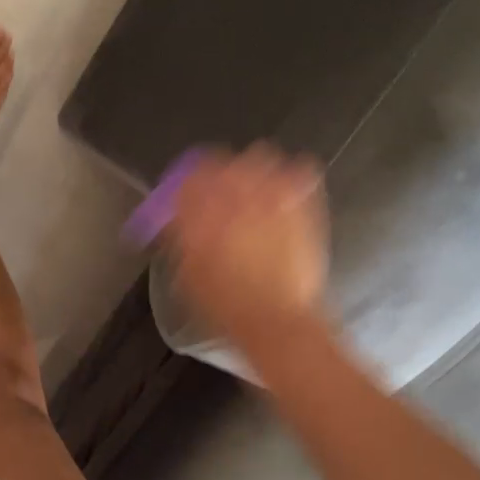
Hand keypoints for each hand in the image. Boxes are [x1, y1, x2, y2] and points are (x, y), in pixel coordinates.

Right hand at [170, 144, 330, 346]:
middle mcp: (237, 200)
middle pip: (223, 161)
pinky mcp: (305, 207)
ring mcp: (275, 200)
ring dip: (251, 168)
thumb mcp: (188, 276)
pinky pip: (300, 172)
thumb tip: (174, 218)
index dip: (185, 180)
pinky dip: (290, 175)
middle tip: (216, 187)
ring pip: (260, 158)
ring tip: (251, 187)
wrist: (275, 321)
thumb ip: (181, 239)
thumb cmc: (225, 307)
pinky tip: (284, 190)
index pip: (189, 178)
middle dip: (217, 170)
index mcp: (203, 217)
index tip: (184, 188)